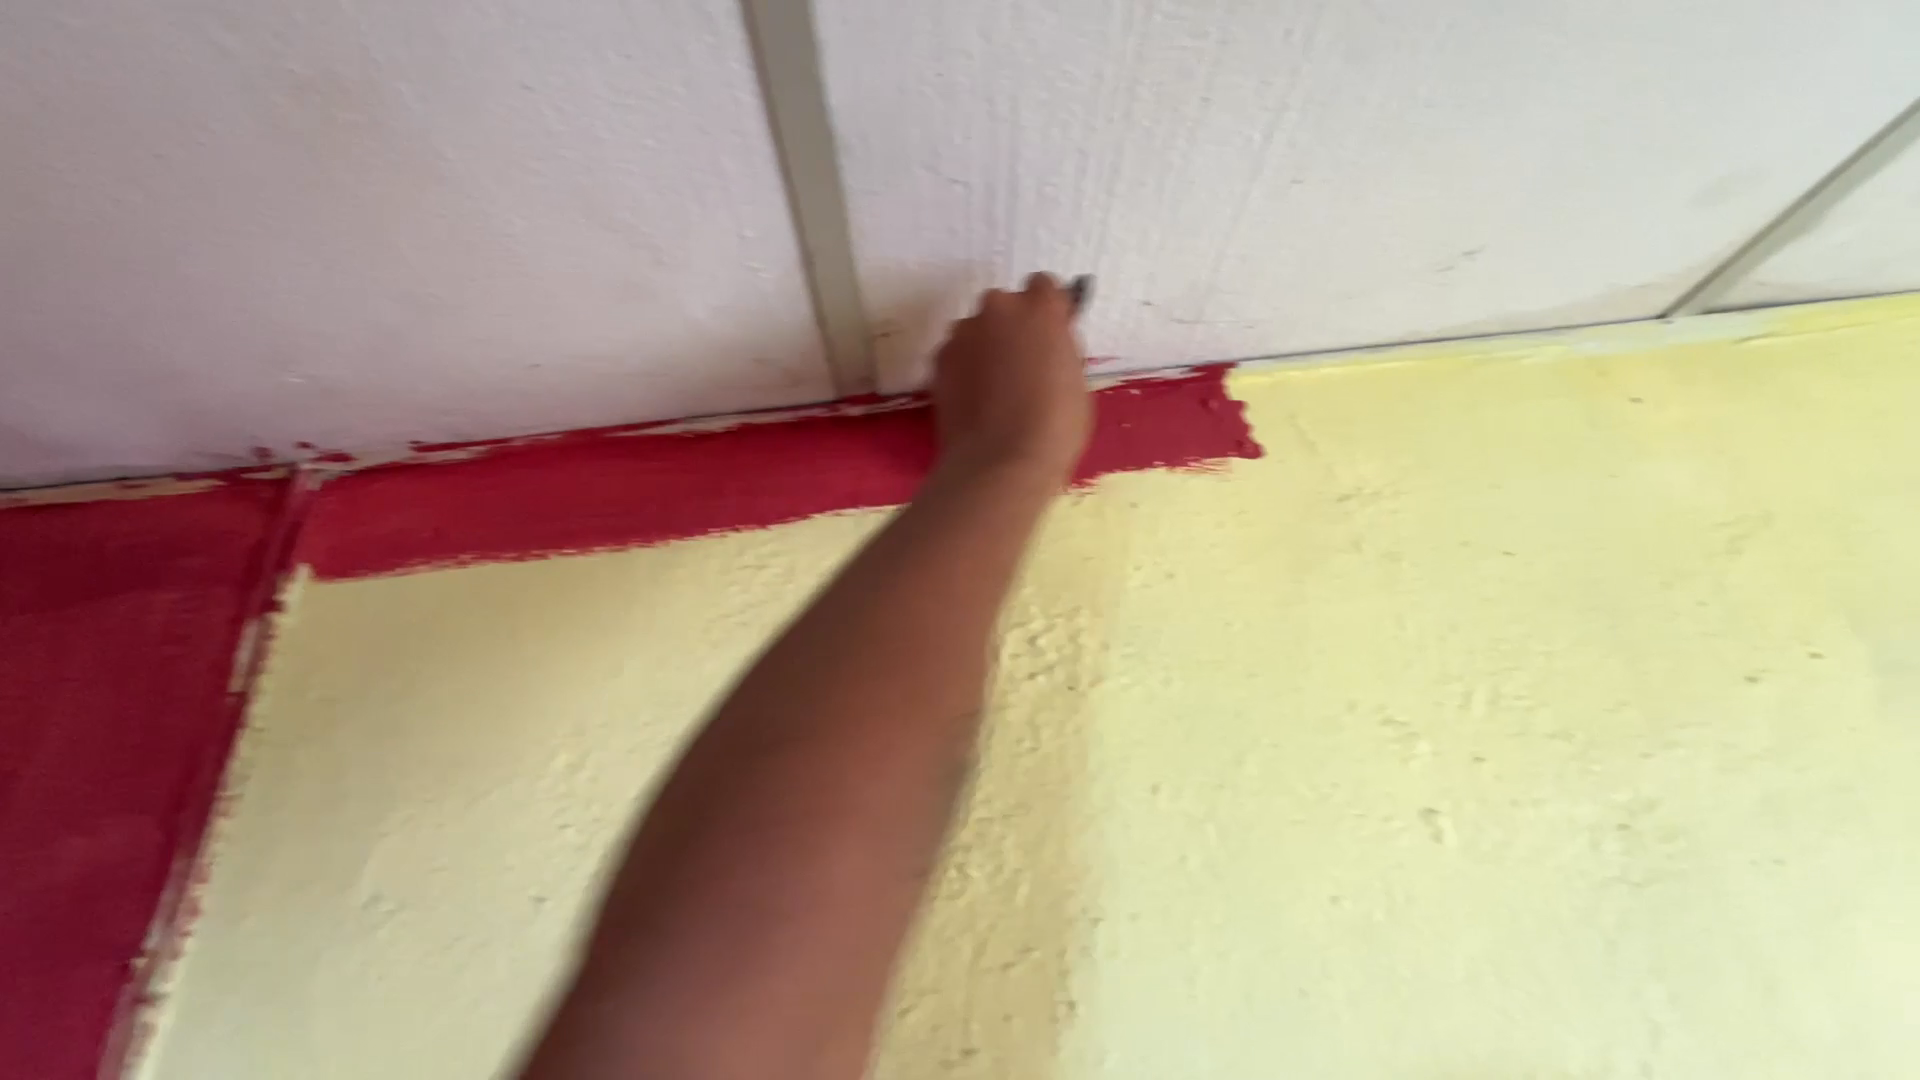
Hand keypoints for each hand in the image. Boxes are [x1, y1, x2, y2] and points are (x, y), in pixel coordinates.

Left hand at [930, 273, 1092, 485]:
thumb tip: (1048, 349)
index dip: (1048, 312)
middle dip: (1012, 327)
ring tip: (992, 389)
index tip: (1049, 338)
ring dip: (984, 346)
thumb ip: (1059, 352)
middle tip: (1020, 367)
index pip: (1044, 288)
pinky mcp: (938, 360)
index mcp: (1040, 308)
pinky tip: (973, 400)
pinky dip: (963, 368)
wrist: (999, 463)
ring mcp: (962, 333)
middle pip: (1005, 305)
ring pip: (976, 329)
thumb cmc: (1054, 428)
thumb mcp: (1076, 383)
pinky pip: (956, 354)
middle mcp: (998, 308)